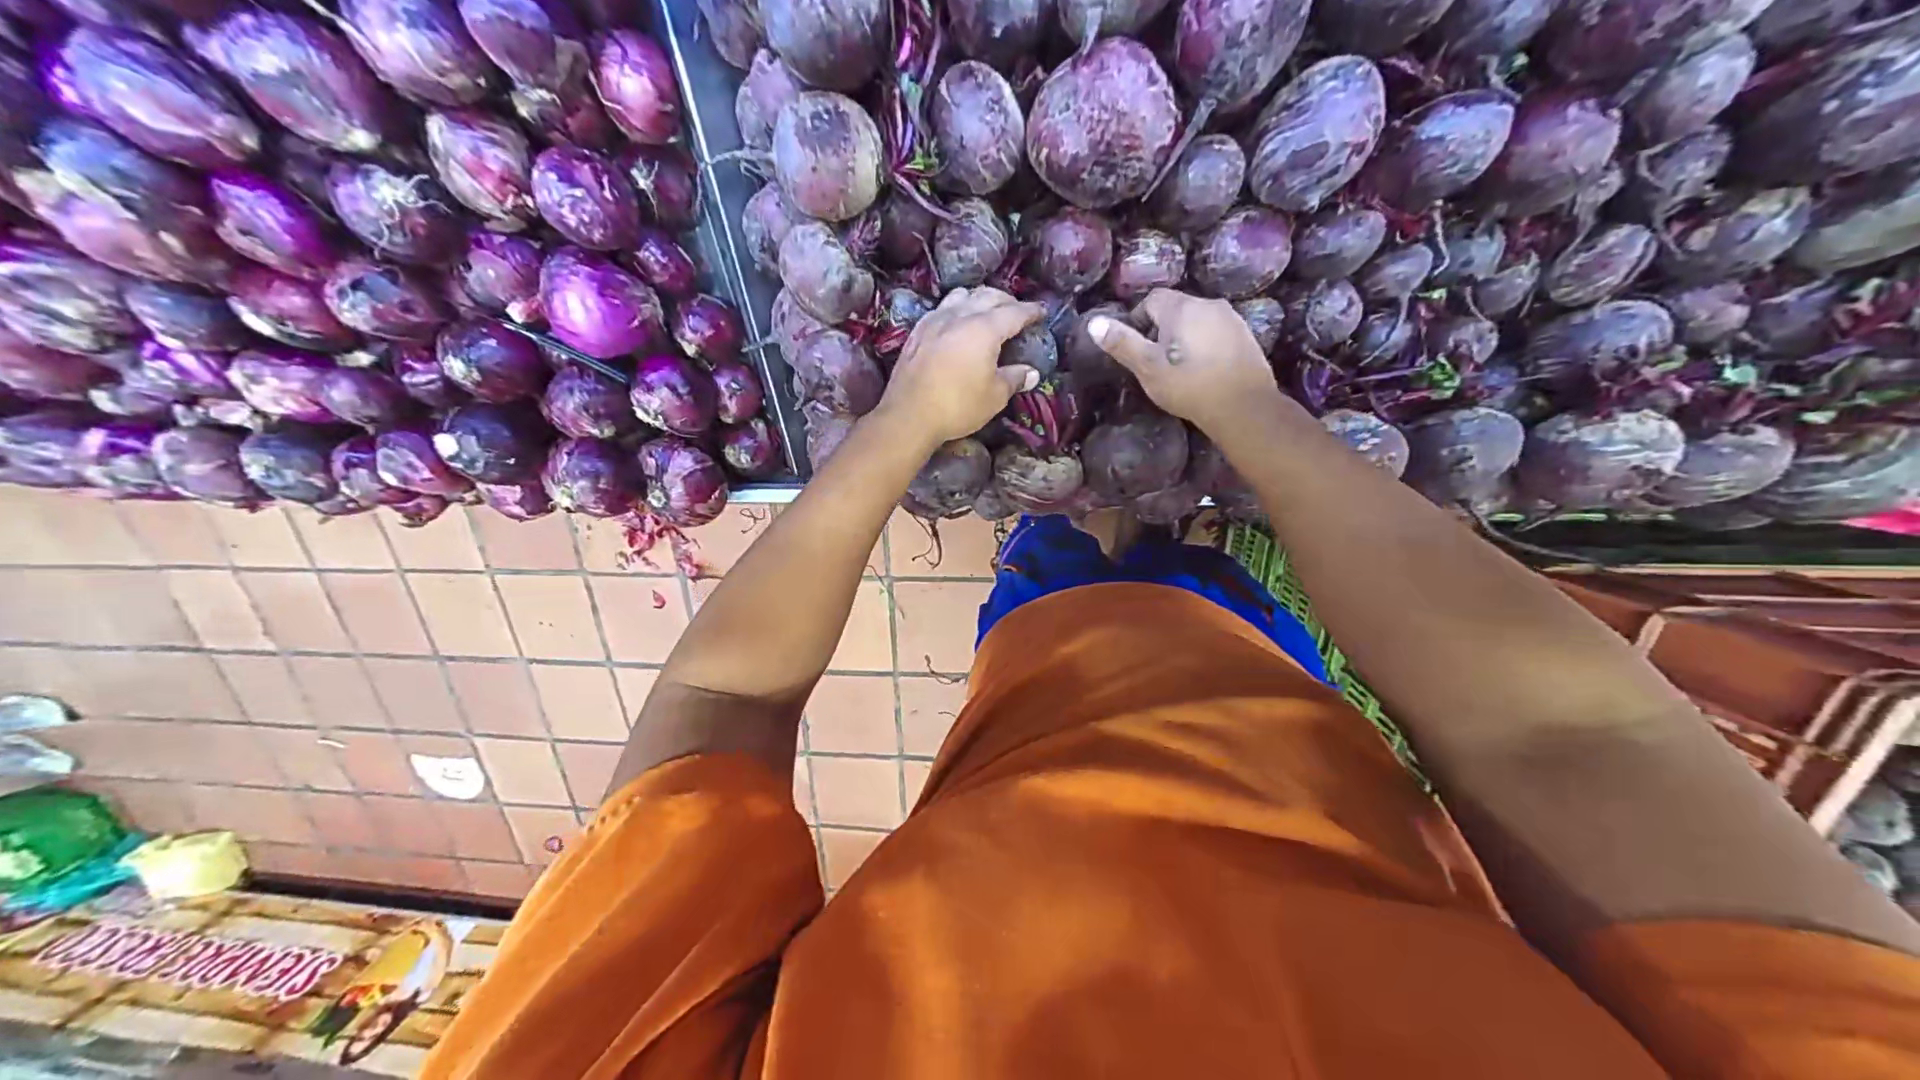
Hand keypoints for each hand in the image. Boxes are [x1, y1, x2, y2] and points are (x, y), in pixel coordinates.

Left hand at [878, 287, 1043, 444]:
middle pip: (987, 296)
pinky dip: (956, 309)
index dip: (1031, 311)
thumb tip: (1031, 373)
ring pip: (961, 296)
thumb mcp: (995, 396)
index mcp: (984, 328)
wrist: (908, 416)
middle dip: (1006, 300)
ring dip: (978, 299)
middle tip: (1017, 311)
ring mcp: (934, 321)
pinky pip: (941, 309)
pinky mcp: (917, 333)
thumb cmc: (958, 406)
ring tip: (986, 310)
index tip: (1041, 311)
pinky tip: (955, 322)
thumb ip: (1014, 378)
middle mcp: (959, 316)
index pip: (1014, 312)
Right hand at [1087, 289, 1291, 436]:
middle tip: (1154, 361)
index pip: (1151, 299)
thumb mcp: (1147, 367)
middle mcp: (1209, 304)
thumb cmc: (1188, 386)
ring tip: (1178, 368)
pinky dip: (1205, 346)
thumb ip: (1122, 343)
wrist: (1243, 407)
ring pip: (1198, 321)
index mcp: (1182, 307)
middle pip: (1176, 309)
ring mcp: (1232, 319)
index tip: (1135, 347)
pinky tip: (1203, 371)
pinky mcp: (1246, 337)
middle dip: (1161, 329)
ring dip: (1184, 337)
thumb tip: (1093, 322)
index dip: (1138, 320)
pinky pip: (1216, 334)